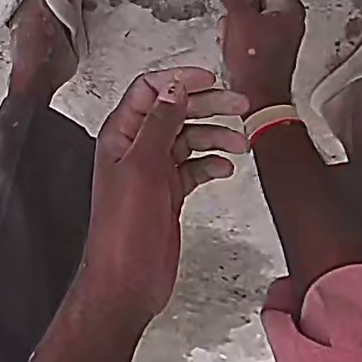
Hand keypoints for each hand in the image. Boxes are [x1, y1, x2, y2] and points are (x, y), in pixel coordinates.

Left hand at [75, 67, 248, 328]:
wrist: (126, 283)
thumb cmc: (124, 230)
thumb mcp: (143, 167)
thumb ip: (159, 124)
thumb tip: (175, 88)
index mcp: (121, 134)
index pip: (149, 89)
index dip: (179, 79)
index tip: (210, 79)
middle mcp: (136, 147)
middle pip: (174, 110)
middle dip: (206, 104)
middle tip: (238, 104)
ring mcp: (153, 169)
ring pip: (187, 138)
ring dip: (214, 135)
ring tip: (240, 141)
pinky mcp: (167, 191)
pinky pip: (193, 166)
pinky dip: (210, 163)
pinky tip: (225, 167)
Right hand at [219, 0, 306, 111]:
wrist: (257, 97)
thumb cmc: (254, 60)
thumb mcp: (238, 19)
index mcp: (289, 8)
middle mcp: (289, 19)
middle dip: (239, 3)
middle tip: (230, 11)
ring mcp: (279, 35)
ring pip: (251, 15)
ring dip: (235, 21)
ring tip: (228, 34)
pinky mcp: (269, 48)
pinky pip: (249, 32)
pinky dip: (238, 35)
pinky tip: (230, 45)